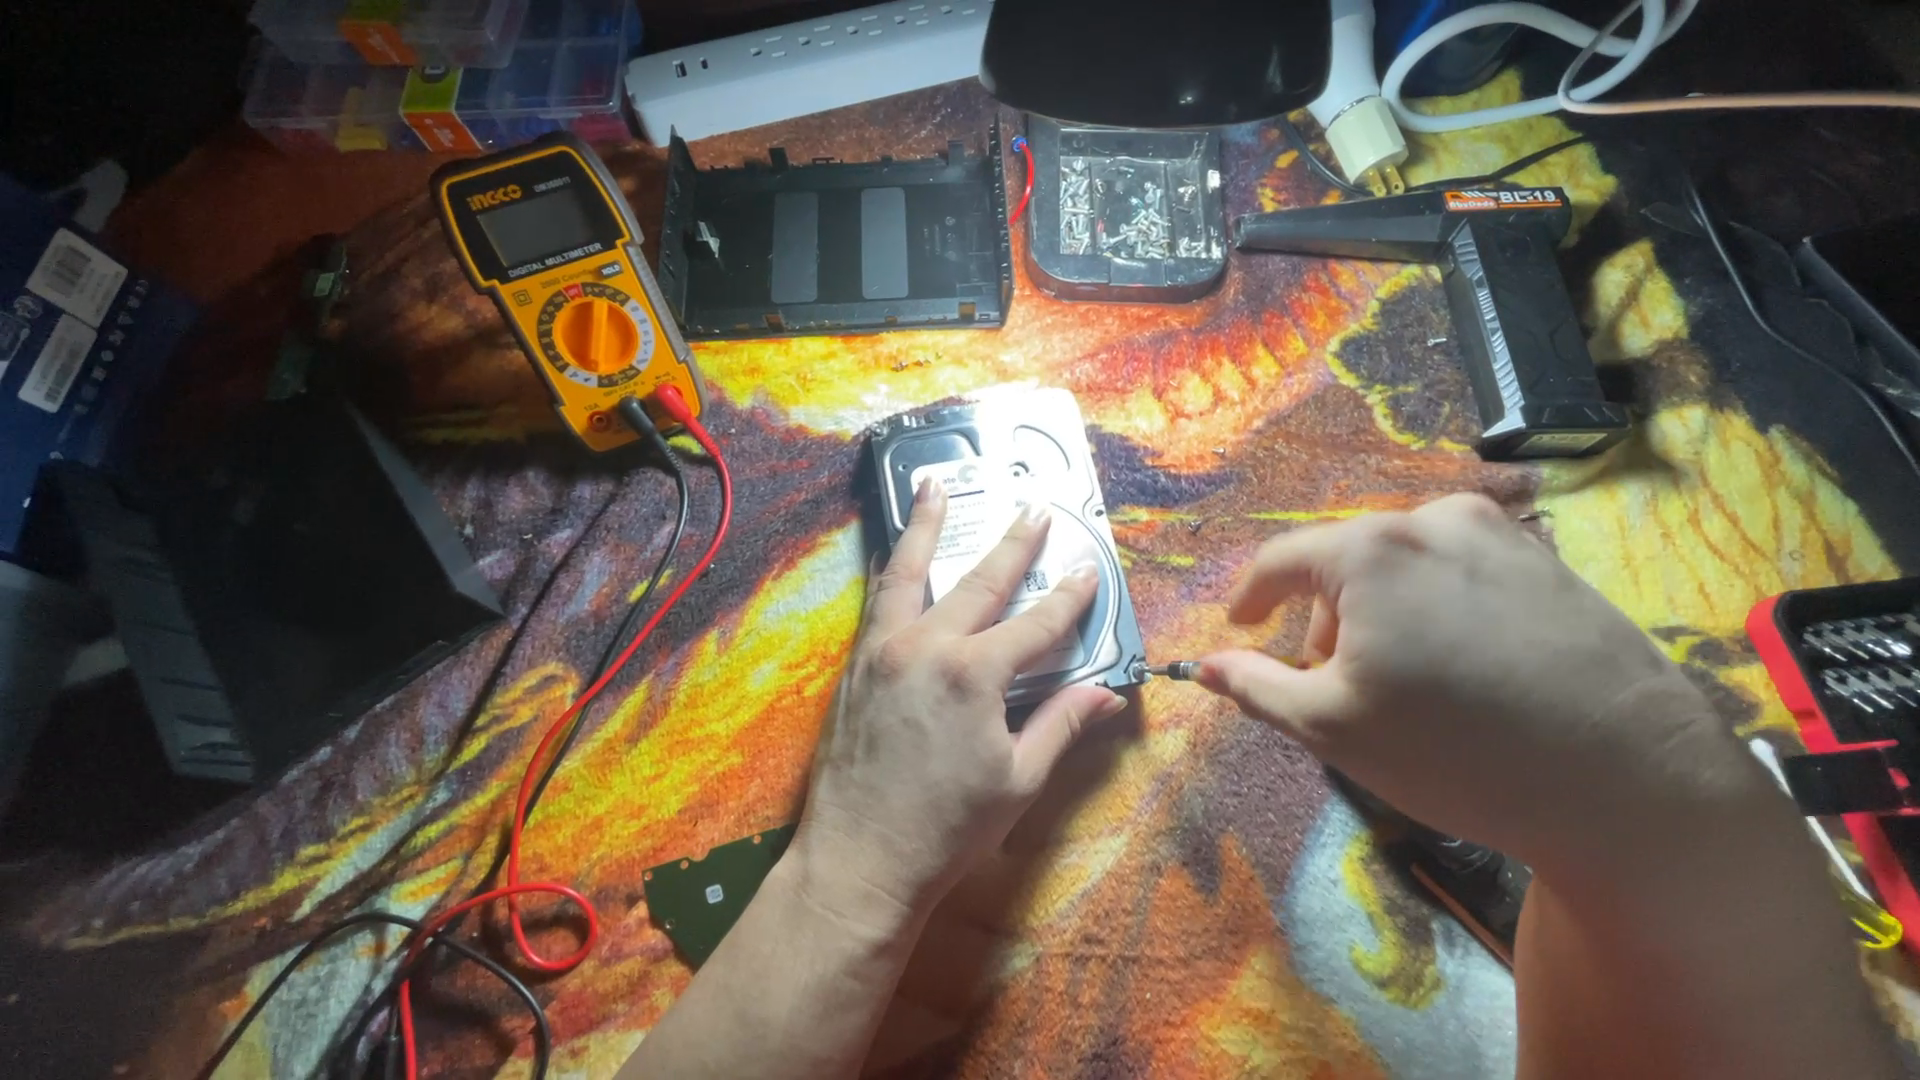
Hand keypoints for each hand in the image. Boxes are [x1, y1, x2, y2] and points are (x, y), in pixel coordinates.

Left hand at [795, 479, 1128, 920]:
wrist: (859, 860)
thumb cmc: (947, 827)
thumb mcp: (1018, 779)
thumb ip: (1061, 724)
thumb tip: (1107, 694)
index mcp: (973, 674)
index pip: (1035, 624)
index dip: (1068, 599)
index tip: (1087, 570)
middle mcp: (926, 646)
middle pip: (978, 582)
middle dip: (1013, 544)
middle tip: (1034, 510)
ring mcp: (882, 650)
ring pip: (908, 571)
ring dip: (928, 525)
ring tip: (936, 486)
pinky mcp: (855, 665)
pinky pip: (878, 601)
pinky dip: (893, 569)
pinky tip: (898, 554)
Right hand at [1198, 493, 1766, 877]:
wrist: (1636, 786)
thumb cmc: (1455, 751)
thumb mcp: (1330, 727)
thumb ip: (1254, 686)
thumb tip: (1203, 666)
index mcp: (1369, 550)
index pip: (1279, 561)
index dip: (1250, 597)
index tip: (1241, 627)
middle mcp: (1433, 520)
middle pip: (1343, 560)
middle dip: (1323, 616)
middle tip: (1333, 678)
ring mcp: (1502, 535)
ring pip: (1403, 562)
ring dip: (1380, 609)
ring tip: (1403, 675)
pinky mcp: (1551, 561)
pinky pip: (1460, 569)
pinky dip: (1435, 605)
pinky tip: (1462, 663)